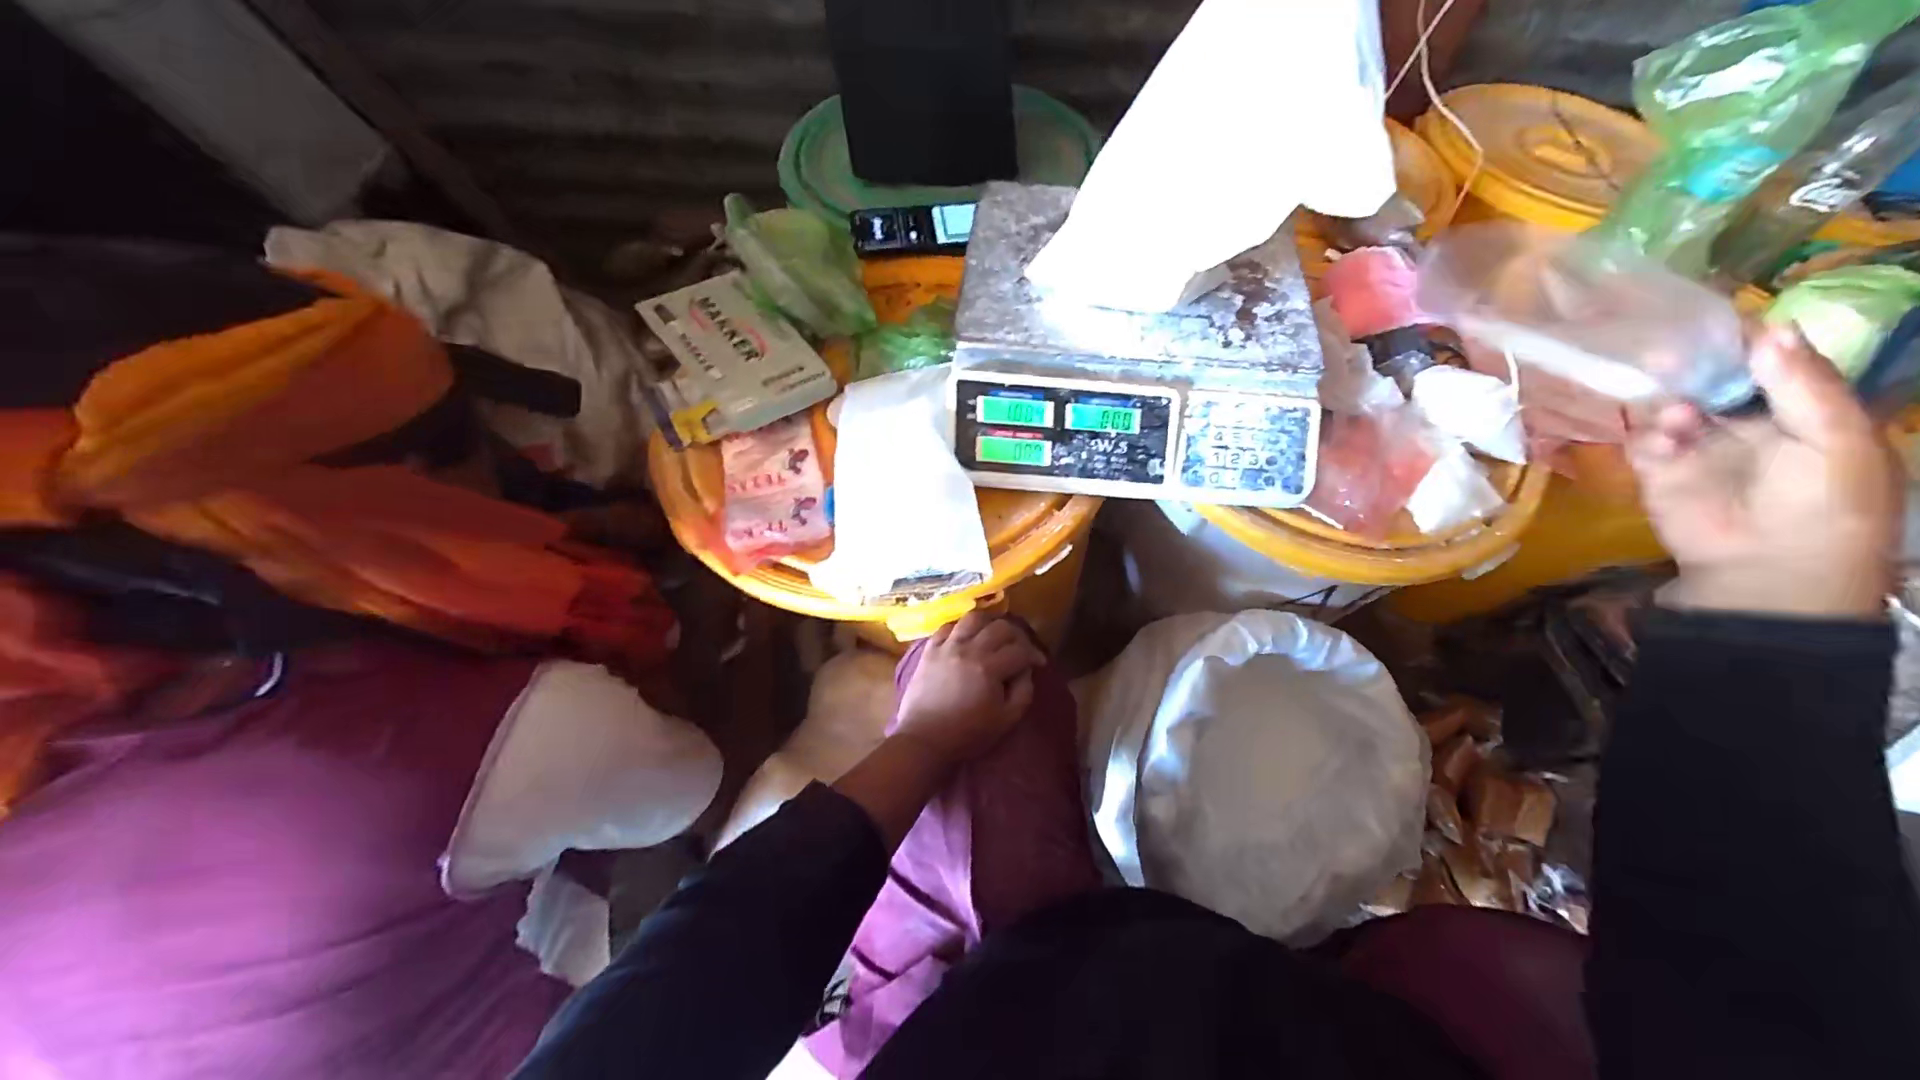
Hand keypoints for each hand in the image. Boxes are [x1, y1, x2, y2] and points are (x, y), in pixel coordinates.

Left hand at [892, 612, 1046, 765]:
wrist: (924, 739)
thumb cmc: (968, 734)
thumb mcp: (1006, 720)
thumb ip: (1023, 691)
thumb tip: (1026, 670)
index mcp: (989, 668)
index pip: (1020, 649)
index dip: (1034, 654)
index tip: (1038, 663)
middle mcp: (969, 649)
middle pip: (1001, 627)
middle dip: (1017, 636)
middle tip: (1019, 649)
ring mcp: (947, 646)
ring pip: (974, 617)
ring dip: (989, 623)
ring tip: (993, 635)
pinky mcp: (930, 649)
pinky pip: (948, 626)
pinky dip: (962, 627)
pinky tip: (967, 638)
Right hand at [1626, 325, 1899, 619]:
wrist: (1768, 568)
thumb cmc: (1825, 504)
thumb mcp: (1836, 438)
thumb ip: (1803, 385)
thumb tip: (1771, 329)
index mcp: (1799, 407)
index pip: (1768, 361)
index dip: (1746, 339)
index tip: (1718, 319)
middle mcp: (1745, 420)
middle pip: (1710, 378)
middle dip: (1692, 364)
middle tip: (1668, 350)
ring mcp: (1697, 445)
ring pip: (1672, 405)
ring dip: (1671, 404)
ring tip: (1679, 418)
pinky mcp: (1656, 469)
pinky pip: (1644, 441)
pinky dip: (1650, 438)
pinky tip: (1664, 444)